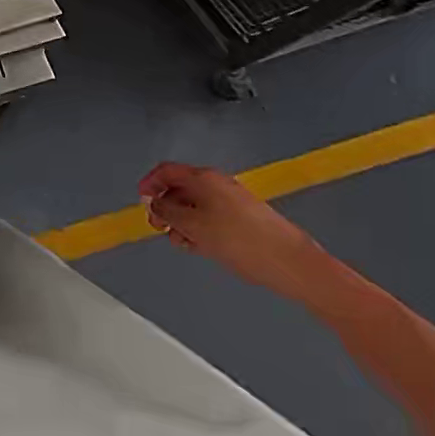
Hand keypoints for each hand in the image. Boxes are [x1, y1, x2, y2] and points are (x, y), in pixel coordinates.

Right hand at [138, 161, 331, 300]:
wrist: (291, 264)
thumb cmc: (239, 240)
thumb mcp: (193, 226)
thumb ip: (167, 212)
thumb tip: (154, 203)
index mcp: (203, 178)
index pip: (167, 171)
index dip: (150, 183)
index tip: (142, 202)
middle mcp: (217, 184)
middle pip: (180, 188)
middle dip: (166, 207)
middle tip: (160, 228)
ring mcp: (232, 201)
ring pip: (195, 206)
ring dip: (183, 222)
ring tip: (184, 243)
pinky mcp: (244, 218)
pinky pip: (211, 217)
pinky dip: (200, 229)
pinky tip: (202, 247)